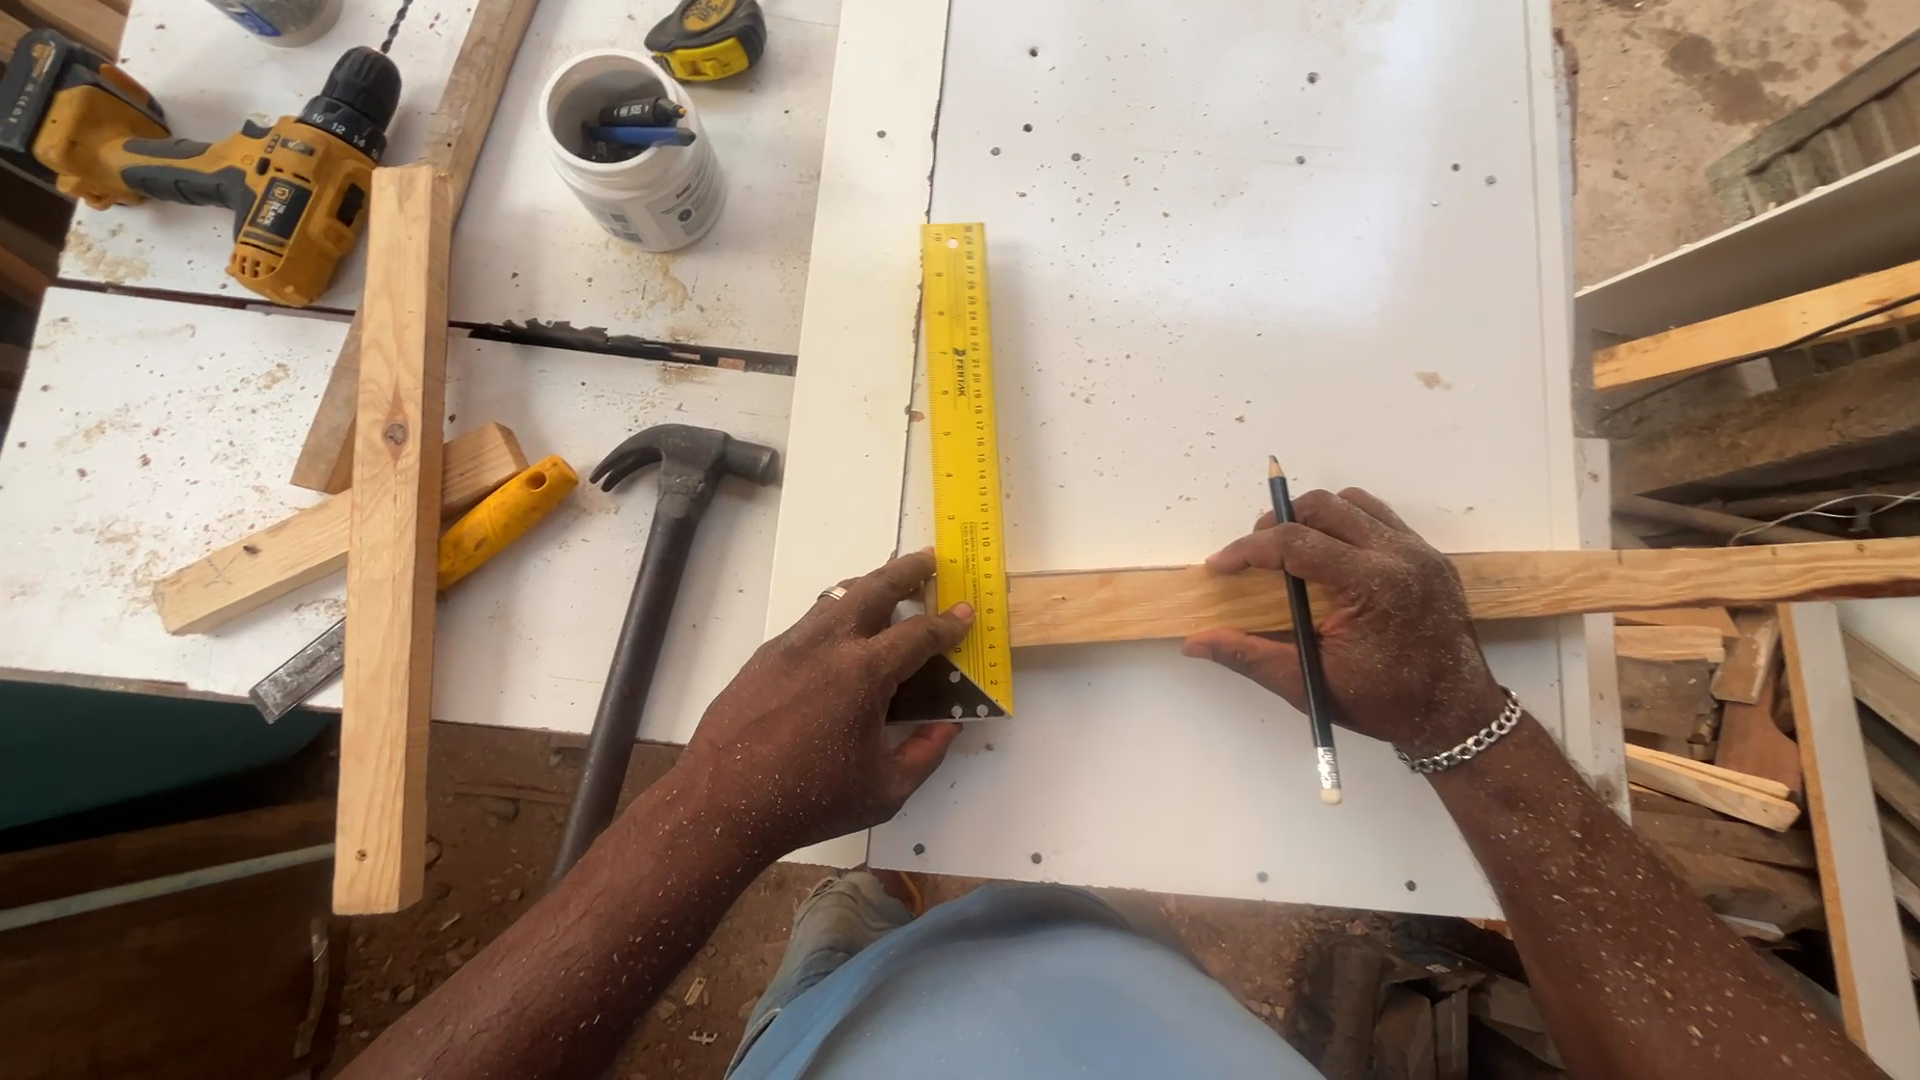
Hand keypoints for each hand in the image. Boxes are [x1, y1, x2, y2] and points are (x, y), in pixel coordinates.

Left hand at [680, 551, 972, 857]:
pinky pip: (812, 619)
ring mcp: (792, 644)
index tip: (965, 612)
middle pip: (875, 588)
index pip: (919, 635)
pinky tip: (842, 630)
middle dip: (907, 571)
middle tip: (929, 560)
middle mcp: (829, 644)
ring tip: (888, 584)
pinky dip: (837, 611)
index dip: (947, 624)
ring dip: (869, 585)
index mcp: (864, 673)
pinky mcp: (766, 655)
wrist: (722, 803)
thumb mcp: (885, 790)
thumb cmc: (810, 800)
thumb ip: (925, 753)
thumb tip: (948, 727)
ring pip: (838, 597)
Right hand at [1182, 488, 1506, 756]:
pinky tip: (1327, 553)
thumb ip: (1247, 655)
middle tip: (1251, 555)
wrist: (1457, 717)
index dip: (1248, 549)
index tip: (1219, 565)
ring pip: (1352, 502)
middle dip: (1276, 523)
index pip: (1295, 542)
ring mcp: (1419, 551)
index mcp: (1373, 586)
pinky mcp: (1427, 555)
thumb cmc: (1383, 704)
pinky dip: (1343, 522)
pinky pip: (1377, 515)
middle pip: (1322, 507)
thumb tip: (1193, 643)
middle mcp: (1400, 556)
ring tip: (1287, 548)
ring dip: (1311, 517)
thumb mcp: (1307, 683)